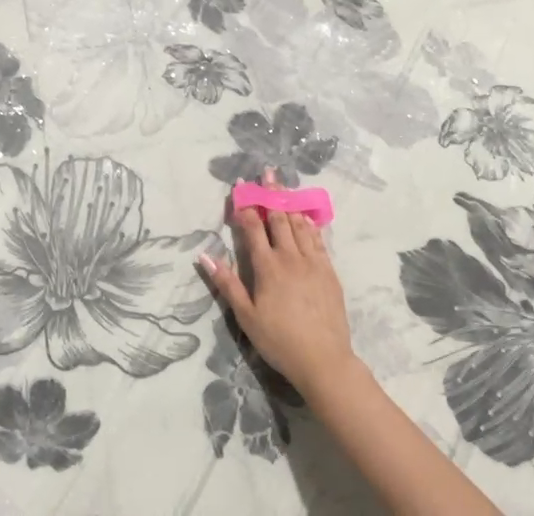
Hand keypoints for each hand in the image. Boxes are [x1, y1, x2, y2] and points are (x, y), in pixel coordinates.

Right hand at [199, 169, 355, 395]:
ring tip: (284, 186)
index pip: (253, 229)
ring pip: (299, 225)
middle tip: (266, 173)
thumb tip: (204, 256)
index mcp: (267, 267)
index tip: (240, 188)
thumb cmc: (279, 340)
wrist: (324, 359)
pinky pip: (318, 240)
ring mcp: (313, 262)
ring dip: (290, 203)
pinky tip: (304, 216)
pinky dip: (309, 224)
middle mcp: (290, 257)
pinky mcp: (329, 272)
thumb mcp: (246, 316)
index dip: (246, 206)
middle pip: (279, 219)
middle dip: (271, 194)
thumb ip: (227, 284)